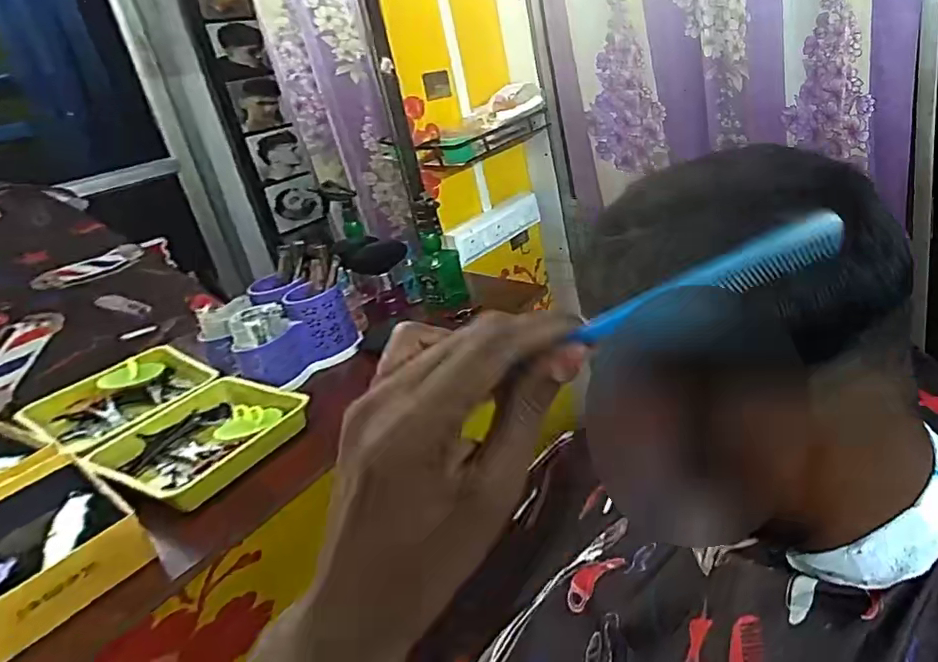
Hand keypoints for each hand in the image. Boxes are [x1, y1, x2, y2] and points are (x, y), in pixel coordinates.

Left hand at [255, 313, 582, 661]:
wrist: (352, 606)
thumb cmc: (433, 562)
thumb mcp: (495, 491)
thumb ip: (529, 411)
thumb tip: (570, 354)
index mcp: (416, 424)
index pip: (491, 346)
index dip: (543, 329)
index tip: (585, 330)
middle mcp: (387, 395)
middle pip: (471, 334)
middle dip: (527, 333)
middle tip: (569, 348)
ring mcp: (370, 394)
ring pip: (448, 335)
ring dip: (496, 341)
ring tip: (530, 364)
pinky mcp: (366, 400)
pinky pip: (419, 349)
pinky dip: (458, 349)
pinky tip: (477, 376)